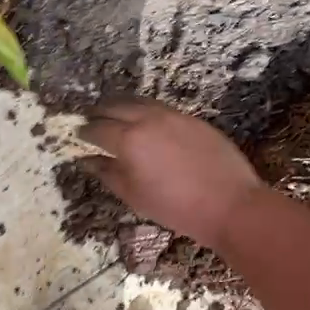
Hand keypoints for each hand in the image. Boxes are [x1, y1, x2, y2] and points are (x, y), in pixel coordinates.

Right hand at [78, 98, 265, 246]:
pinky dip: (145, 110)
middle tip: (91, 119)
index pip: (97, 128)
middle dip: (99, 112)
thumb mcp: (134, 196)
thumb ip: (108, 174)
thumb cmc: (176, 207)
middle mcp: (147, 119)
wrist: (230, 204)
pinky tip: (145, 122)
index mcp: (128, 140)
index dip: (84, 132)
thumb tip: (88, 160)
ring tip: (115, 115)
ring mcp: (172, 115)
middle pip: (115, 107)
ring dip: (122, 106)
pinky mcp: (192, 118)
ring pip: (139, 102)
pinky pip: (160, 108)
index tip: (78, 135)